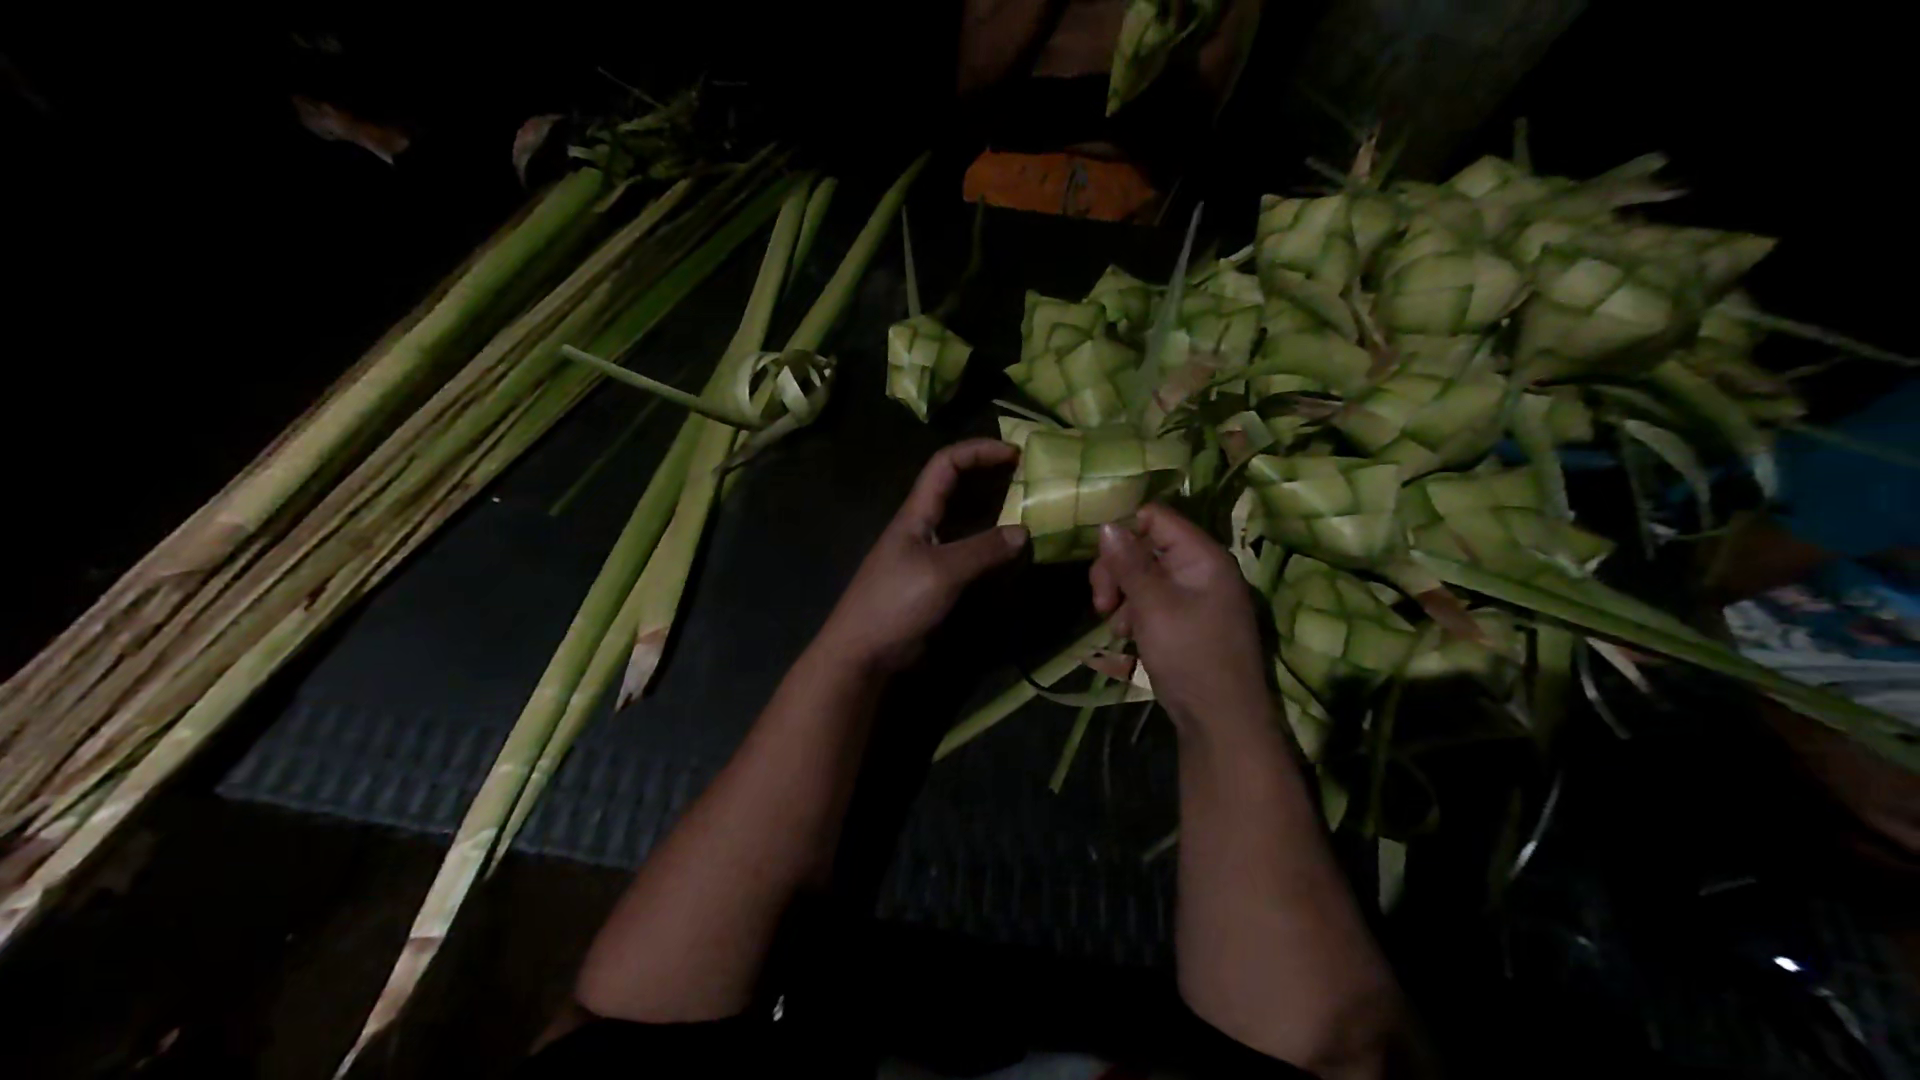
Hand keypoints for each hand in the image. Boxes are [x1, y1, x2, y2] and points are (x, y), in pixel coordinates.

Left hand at [815, 439, 1028, 673]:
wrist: (863, 652)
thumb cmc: (894, 603)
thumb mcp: (942, 572)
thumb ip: (983, 550)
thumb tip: (1023, 532)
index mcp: (917, 513)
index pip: (946, 464)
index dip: (978, 451)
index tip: (1015, 453)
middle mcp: (923, 527)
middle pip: (957, 489)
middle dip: (991, 478)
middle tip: (1030, 481)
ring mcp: (929, 555)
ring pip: (966, 523)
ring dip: (995, 515)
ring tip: (1030, 515)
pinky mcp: (935, 582)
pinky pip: (968, 555)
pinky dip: (990, 550)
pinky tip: (1012, 557)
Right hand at [1090, 504, 1271, 729]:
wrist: (1220, 721)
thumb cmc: (1190, 656)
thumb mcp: (1153, 606)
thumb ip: (1128, 563)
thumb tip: (1106, 524)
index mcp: (1202, 556)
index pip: (1155, 517)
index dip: (1123, 532)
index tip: (1102, 564)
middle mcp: (1200, 568)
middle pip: (1144, 546)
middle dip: (1116, 571)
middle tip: (1101, 604)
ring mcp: (1194, 595)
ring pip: (1142, 575)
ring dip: (1121, 595)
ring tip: (1116, 626)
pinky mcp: (1185, 619)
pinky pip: (1152, 600)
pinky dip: (1134, 613)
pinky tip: (1126, 636)